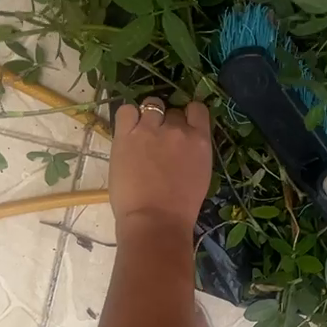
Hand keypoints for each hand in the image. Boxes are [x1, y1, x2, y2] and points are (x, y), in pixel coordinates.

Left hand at [110, 98, 212, 235]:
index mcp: (199, 140)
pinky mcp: (125, 135)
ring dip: (148, 117)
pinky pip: (126, 111)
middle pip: (173, 112)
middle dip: (168, 123)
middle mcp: (176, 129)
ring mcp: (149, 129)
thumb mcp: (201, 174)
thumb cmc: (182, 207)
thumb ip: (195, 152)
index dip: (189, 115)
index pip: (197, 109)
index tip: (184, 126)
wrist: (155, 220)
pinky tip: (128, 131)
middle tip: (160, 143)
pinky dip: (128, 117)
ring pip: (151, 106)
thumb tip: (184, 145)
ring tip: (143, 135)